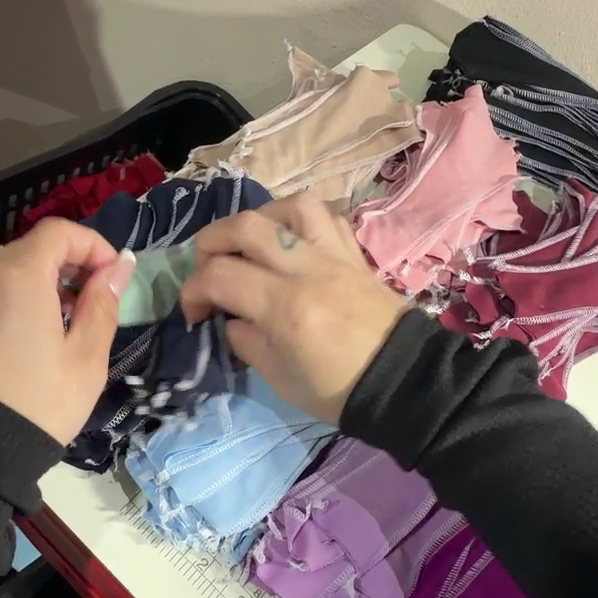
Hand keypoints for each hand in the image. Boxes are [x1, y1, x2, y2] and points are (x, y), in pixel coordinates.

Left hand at [0, 218, 136, 444]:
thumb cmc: (39, 403)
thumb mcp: (86, 357)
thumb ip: (104, 303)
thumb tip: (120, 266)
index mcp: (20, 276)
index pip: (59, 232)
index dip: (93, 245)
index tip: (113, 276)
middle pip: (31, 246)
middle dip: (68, 262)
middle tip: (91, 299)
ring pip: (4, 267)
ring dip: (37, 278)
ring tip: (59, 318)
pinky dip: (9, 296)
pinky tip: (24, 335)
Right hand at [179, 194, 406, 425]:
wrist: (404, 384)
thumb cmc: (338, 390)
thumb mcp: (278, 378)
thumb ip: (246, 340)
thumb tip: (231, 317)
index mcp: (286, 308)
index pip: (219, 275)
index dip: (192, 291)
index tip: (195, 313)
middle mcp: (308, 270)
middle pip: (246, 225)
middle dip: (211, 243)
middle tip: (210, 272)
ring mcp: (335, 256)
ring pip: (290, 206)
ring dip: (259, 221)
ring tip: (251, 248)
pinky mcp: (354, 255)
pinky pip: (325, 216)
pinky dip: (298, 222)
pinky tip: (289, 244)